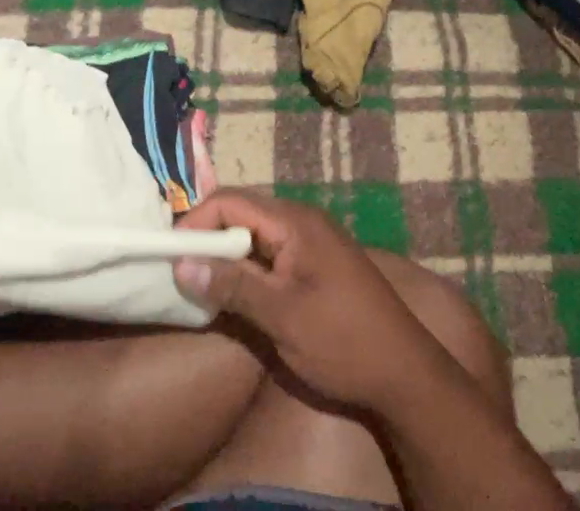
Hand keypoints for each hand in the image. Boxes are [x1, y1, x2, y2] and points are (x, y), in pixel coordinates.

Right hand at [173, 191, 434, 412]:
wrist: (408, 378)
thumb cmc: (344, 342)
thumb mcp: (282, 316)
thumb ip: (231, 285)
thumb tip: (180, 263)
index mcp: (296, 223)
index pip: (230, 202)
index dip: (196, 223)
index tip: (171, 257)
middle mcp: (302, 223)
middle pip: (239, 214)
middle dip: (206, 238)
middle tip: (179, 271)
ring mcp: (311, 244)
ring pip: (252, 235)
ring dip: (224, 257)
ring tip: (199, 285)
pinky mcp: (314, 267)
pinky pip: (268, 254)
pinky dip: (244, 269)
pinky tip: (232, 295)